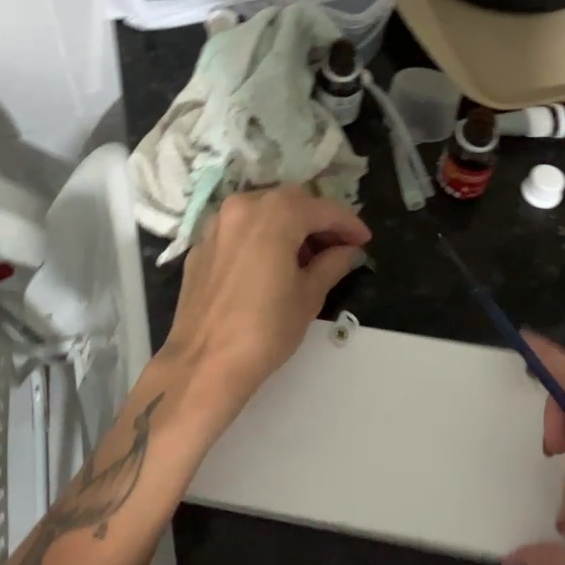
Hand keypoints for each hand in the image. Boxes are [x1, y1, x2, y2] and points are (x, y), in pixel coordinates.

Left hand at [160, 186, 371, 419]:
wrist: (204, 363)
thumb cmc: (265, 329)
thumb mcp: (309, 296)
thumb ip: (332, 264)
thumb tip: (348, 252)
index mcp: (275, 214)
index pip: (323, 209)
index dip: (348, 224)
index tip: (364, 240)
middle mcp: (243, 207)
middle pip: (290, 201)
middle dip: (316, 220)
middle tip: (337, 248)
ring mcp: (216, 225)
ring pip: (261, 211)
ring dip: (287, 225)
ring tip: (305, 258)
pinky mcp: (200, 247)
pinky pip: (238, 230)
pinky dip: (259, 237)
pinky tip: (269, 265)